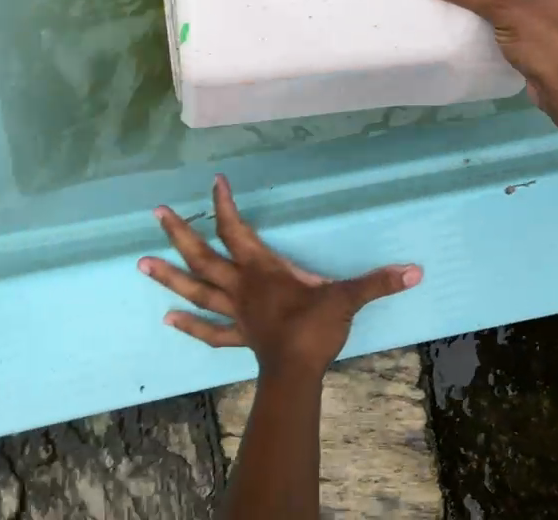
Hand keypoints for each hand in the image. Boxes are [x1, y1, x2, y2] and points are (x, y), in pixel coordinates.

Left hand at [139, 175, 421, 379]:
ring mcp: (235, 313)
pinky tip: (167, 320)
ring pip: (194, 291)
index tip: (214, 182)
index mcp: (262, 269)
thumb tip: (416, 271)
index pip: (236, 230)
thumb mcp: (348, 298)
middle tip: (155, 214)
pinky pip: (208, 329)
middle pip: (203, 257)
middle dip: (178, 234)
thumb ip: (378, 281)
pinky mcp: (238, 336)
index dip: (223, 206)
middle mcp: (241, 286)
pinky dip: (187, 324)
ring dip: (169, 276)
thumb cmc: (315, 329)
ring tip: (141, 263)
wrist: (295, 375)